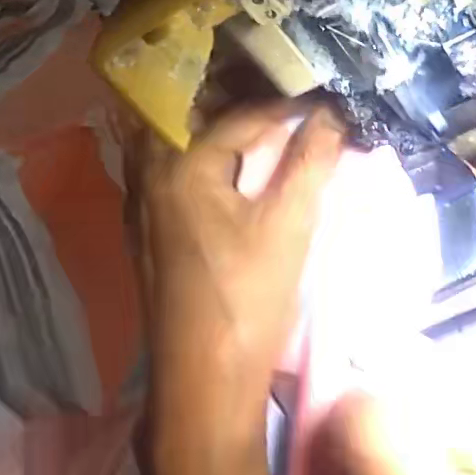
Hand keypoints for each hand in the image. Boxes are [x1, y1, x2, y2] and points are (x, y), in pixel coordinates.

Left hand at [139, 101, 346, 474]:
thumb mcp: (290, 223)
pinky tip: (225, 162)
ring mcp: (141, 203)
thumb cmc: (248, 298)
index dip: (289, 105)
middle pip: (194, 113)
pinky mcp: (147, 229)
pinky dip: (198, 152)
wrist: (204, 383)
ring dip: (212, 122)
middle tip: (280, 90)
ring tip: (253, 116)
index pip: (243, 116)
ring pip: (174, 139)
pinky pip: (169, 167)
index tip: (323, 97)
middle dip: (238, 98)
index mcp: (181, 165)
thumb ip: (313, 158)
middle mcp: (150, 174)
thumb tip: (334, 111)